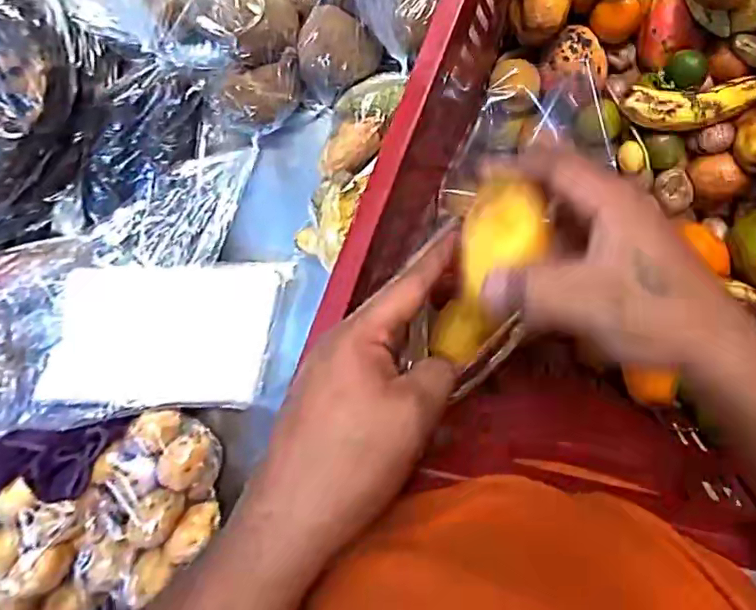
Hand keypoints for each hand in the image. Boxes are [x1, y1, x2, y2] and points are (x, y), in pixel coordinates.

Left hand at [246, 226, 458, 548]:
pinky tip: (416, 358)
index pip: (408, 282)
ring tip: (451, 310)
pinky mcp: (322, 394)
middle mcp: (337, 339)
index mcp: (358, 332)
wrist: (283, 528)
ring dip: (417, 319)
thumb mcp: (415, 412)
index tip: (463, 227)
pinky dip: (400, 346)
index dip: (440, 255)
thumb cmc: (353, 460)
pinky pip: (371, 355)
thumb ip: (443, 369)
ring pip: (382, 331)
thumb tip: (449, 358)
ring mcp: (324, 367)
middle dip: (433, 287)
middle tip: (471, 274)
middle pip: (393, 302)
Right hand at [481, 148, 754, 368]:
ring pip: (580, 206)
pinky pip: (591, 229)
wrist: (714, 341)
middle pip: (568, 179)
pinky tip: (550, 262)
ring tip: (513, 228)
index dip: (515, 163)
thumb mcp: (583, 301)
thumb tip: (482, 285)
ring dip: (547, 213)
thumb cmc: (650, 311)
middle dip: (529, 184)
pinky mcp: (639, 248)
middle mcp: (622, 201)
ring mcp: (634, 224)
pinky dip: (564, 237)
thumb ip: (530, 290)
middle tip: (493, 198)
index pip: (555, 164)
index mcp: (609, 198)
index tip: (480, 171)